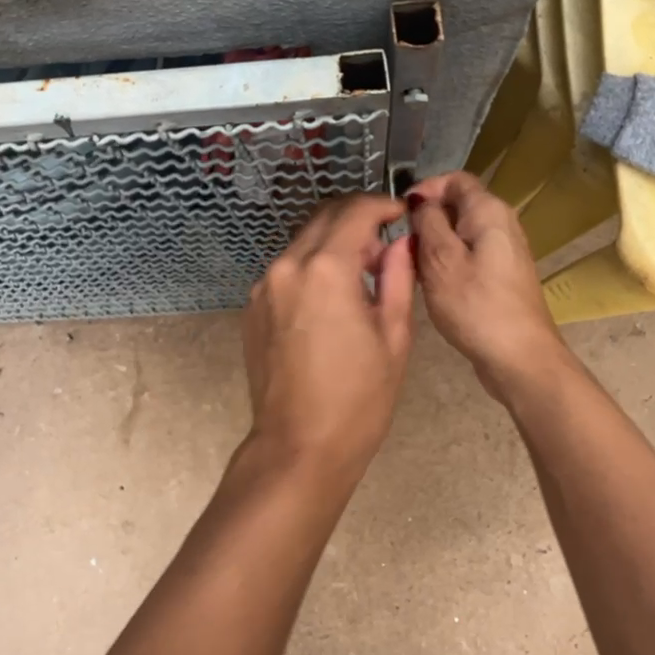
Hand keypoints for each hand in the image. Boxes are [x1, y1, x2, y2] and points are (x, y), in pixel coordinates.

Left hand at [242, 194, 415, 480]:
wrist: (297, 449)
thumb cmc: (358, 400)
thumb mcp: (393, 337)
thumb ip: (397, 278)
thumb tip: (401, 242)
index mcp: (326, 270)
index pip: (354, 212)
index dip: (381, 205)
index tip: (399, 213)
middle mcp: (288, 267)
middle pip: (324, 218)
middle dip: (357, 220)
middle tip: (384, 246)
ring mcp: (264, 286)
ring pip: (303, 242)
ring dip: (333, 243)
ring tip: (362, 277)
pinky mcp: (253, 306)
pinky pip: (287, 269)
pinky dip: (312, 267)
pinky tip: (332, 300)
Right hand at [408, 172, 574, 400]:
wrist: (520, 359)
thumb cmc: (476, 305)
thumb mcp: (440, 259)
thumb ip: (426, 222)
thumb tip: (420, 202)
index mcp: (489, 211)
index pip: (454, 179)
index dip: (425, 188)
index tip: (400, 213)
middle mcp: (502, 223)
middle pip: (456, 206)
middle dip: (426, 220)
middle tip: (401, 244)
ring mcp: (504, 251)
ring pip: (459, 233)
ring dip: (434, 245)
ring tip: (412, 267)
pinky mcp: (501, 276)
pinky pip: (468, 255)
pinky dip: (447, 263)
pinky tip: (432, 286)